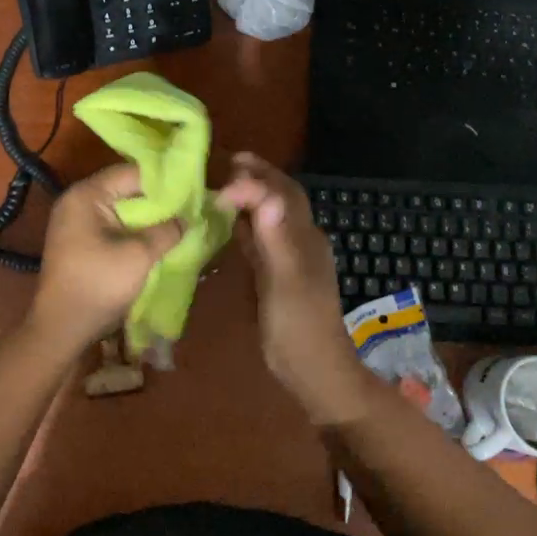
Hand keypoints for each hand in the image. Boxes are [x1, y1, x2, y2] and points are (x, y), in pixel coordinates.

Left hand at [28, 164, 182, 354]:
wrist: (61, 329)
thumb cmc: (98, 285)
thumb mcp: (139, 255)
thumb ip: (167, 230)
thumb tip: (188, 218)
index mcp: (86, 194)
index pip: (132, 172)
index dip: (164, 180)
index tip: (194, 188)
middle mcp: (78, 201)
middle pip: (126, 189)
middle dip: (159, 200)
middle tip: (192, 205)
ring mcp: (76, 222)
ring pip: (121, 209)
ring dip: (148, 217)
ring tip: (181, 222)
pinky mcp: (79, 242)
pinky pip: (113, 226)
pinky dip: (134, 230)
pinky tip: (158, 239)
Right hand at [219, 153, 377, 424]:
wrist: (314, 373)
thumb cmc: (299, 328)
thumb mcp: (284, 282)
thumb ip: (274, 239)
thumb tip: (265, 197)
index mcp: (305, 238)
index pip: (282, 193)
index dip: (257, 178)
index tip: (226, 176)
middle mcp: (299, 241)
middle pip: (279, 199)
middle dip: (257, 177)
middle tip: (227, 162)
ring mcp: (288, 259)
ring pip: (270, 217)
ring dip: (250, 198)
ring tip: (223, 184)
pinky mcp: (276, 277)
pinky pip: (260, 239)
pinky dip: (245, 225)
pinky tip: (228, 225)